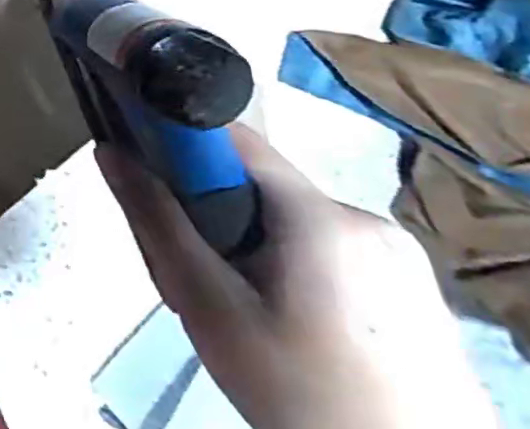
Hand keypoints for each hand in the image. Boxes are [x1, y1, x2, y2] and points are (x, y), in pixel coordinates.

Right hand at [97, 124, 495, 428]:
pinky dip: (297, 272)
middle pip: (259, 186)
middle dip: (214, 215)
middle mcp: (369, 220)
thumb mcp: (208, 306)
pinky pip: (331, 254)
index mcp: (323, 215)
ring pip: (292, 223)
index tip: (157, 194)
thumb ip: (156, 221)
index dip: (181, 151)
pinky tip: (295, 330)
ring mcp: (404, 259)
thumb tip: (109, 149)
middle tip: (198, 277)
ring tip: (244, 313)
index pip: (231, 138)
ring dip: (253, 246)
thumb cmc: (302, 392)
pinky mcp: (420, 294)